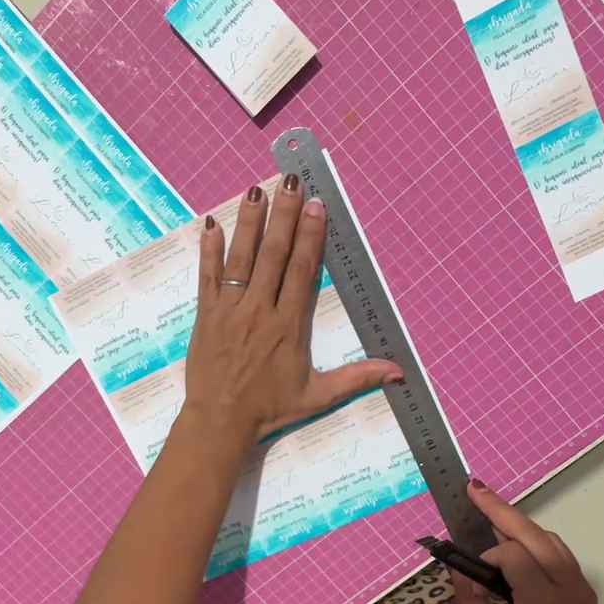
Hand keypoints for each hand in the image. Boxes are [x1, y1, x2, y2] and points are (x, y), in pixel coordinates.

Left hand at [180, 173, 400, 441]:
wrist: (220, 422)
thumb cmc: (269, 409)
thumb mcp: (316, 396)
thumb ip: (355, 378)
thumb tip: (397, 371)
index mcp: (288, 326)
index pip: (302, 271)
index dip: (311, 237)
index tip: (317, 206)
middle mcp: (259, 310)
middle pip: (273, 255)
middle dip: (284, 216)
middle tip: (291, 181)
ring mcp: (230, 310)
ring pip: (241, 259)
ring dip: (249, 223)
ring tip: (256, 190)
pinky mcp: (206, 315)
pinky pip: (207, 278)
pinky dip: (208, 252)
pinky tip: (210, 225)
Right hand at [448, 479, 603, 603]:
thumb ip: (470, 600)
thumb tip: (457, 567)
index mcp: (541, 598)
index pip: (509, 555)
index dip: (486, 559)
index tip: (475, 578)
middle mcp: (565, 583)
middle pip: (532, 532)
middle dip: (500, 508)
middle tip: (473, 488)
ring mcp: (579, 584)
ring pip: (548, 538)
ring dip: (519, 523)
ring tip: (492, 512)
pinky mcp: (584, 588)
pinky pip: (558, 551)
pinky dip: (535, 539)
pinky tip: (518, 540)